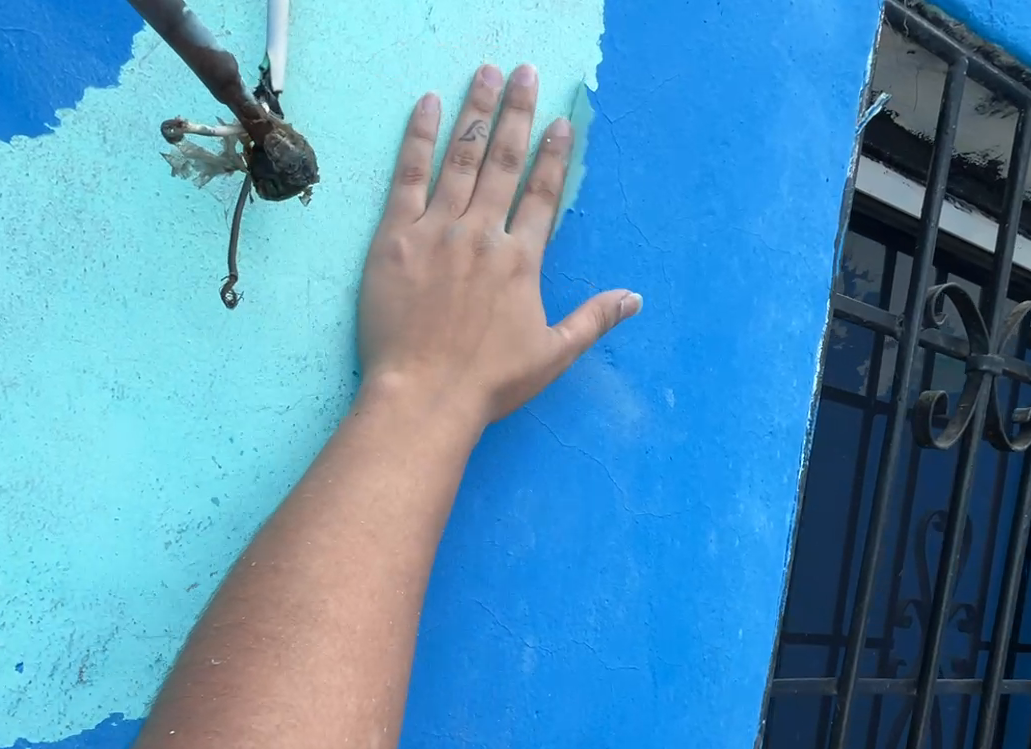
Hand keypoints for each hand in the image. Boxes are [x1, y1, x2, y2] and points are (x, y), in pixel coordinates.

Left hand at [356, 63, 641, 430]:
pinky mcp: (396, 239)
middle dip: (516, 114)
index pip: (541, 195)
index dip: (553, 157)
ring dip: (475, 113)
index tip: (560, 124)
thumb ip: (593, 321)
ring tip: (484, 74)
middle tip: (523, 72)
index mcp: (521, 260)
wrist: (424, 395)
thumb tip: (635, 299)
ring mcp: (438, 232)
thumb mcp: (552, 356)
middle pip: (503, 162)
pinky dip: (419, 139)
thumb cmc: (488, 383)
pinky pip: (408, 177)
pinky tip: (428, 105)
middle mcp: (484, 234)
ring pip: (460, 160)